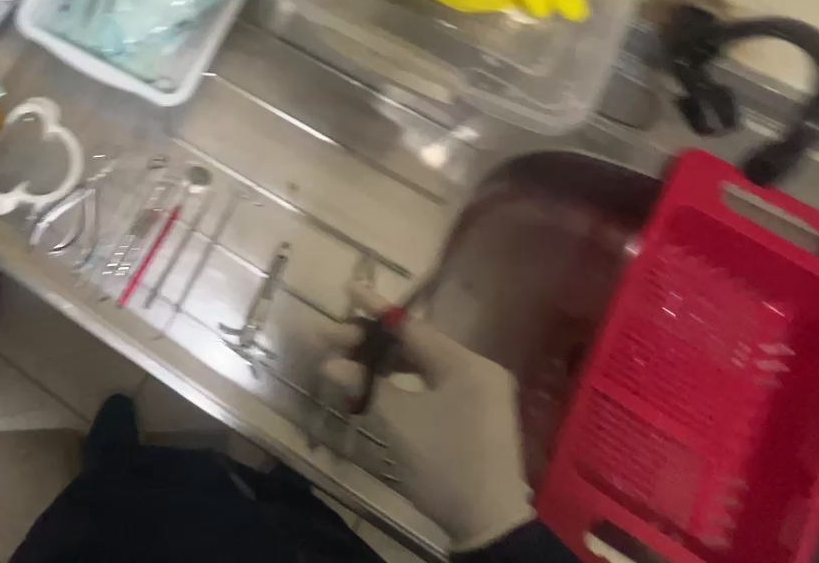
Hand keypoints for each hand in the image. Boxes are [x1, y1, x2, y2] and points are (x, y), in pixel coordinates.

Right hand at [322, 285, 534, 550]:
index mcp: (466, 365)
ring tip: (349, 364)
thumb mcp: (398, 422)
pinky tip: (378, 386)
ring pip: (423, 365)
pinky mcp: (477, 414)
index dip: (375, 309)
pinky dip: (404, 382)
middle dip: (373, 343)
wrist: (491, 529)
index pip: (412, 327)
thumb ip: (363, 384)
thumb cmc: (445, 465)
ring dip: (385, 364)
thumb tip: (328, 363)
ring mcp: (481, 393)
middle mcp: (478, 370)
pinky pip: (434, 383)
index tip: (349, 289)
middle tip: (334, 341)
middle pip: (416, 345)